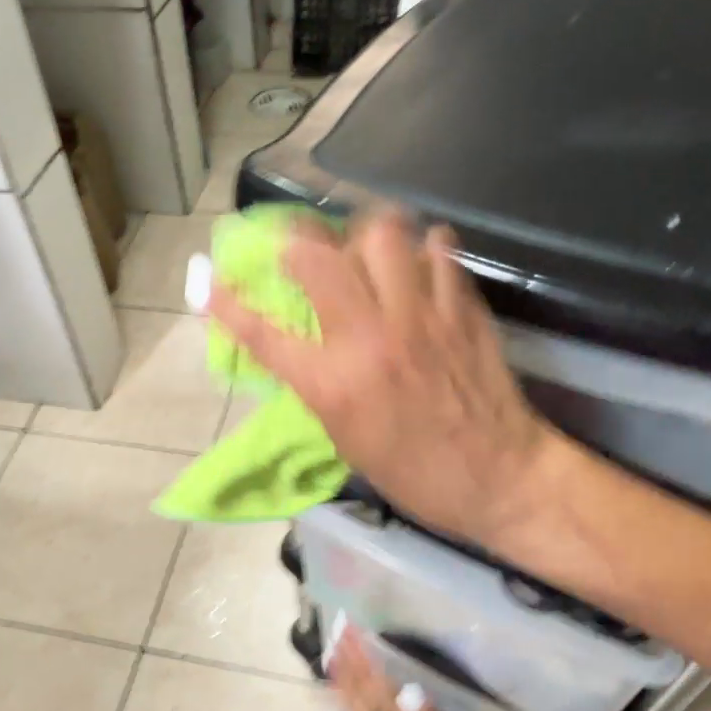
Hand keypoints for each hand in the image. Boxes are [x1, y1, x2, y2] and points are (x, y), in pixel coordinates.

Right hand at [208, 211, 556, 545]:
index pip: (264, 333)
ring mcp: (419, 316)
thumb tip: (302, 349)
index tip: (212, 283)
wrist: (498, 477)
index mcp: (333, 385)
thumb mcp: (347, 440)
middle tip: (297, 246)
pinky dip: (423, 248)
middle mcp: (369, 338)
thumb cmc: (415, 473)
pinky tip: (419, 262)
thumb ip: (320, 387)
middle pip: (316, 257)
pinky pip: (438, 250)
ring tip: (363, 248)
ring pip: (381, 233)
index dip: (228, 305)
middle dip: (295, 240)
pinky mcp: (460, 308)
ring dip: (363, 233)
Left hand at [326, 625, 474, 710]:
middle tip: (334, 633)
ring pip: (355, 702)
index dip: (362, 655)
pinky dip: (349, 701)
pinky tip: (346, 696)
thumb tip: (410, 691)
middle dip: (347, 660)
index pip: (375, 682)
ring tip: (332, 657)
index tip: (348, 628)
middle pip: (359, 689)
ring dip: (344, 678)